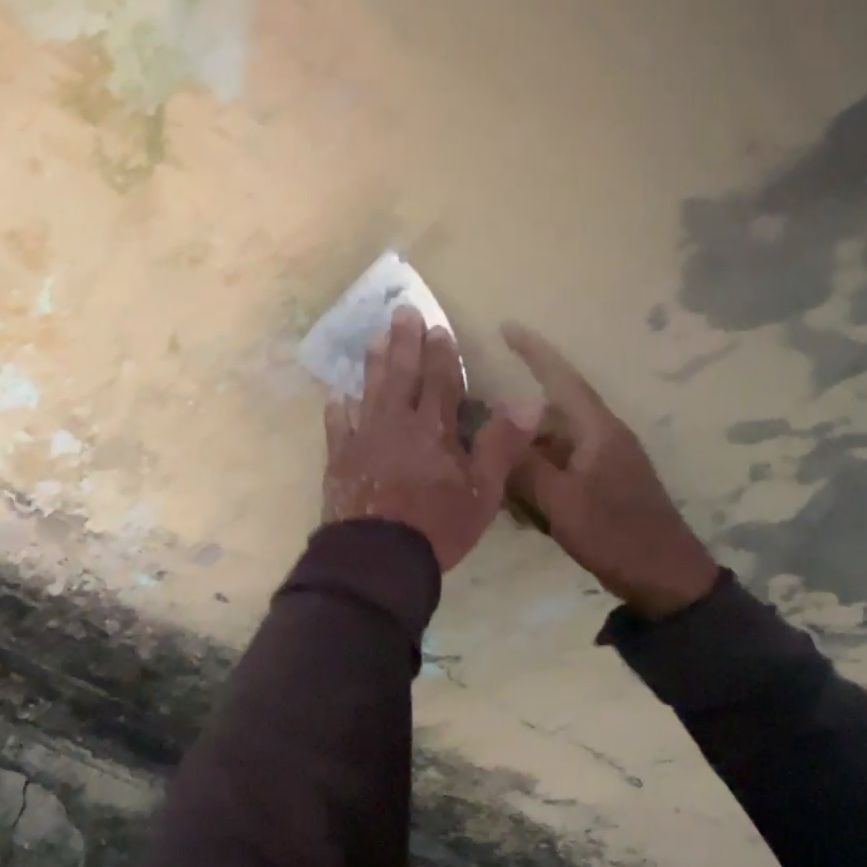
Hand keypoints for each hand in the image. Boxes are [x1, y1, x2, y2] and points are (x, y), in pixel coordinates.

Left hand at [323, 308, 538, 570]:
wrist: (376, 554)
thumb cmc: (437, 526)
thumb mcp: (483, 491)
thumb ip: (503, 443)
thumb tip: (531, 398)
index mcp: (433, 430)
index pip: (440, 381)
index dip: (441, 354)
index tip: (437, 327)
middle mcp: (395, 424)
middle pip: (401, 376)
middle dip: (403, 343)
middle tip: (400, 311)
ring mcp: (362, 439)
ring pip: (369, 392)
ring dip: (373, 364)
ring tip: (373, 337)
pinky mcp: (339, 460)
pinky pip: (337, 426)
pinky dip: (337, 409)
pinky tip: (336, 394)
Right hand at [502, 324, 718, 618]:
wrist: (665, 580)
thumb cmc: (614, 533)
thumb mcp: (559, 500)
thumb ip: (523, 462)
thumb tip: (495, 425)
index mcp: (597, 431)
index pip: (561, 379)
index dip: (534, 352)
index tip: (507, 326)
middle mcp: (600, 438)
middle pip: (546, 413)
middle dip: (512, 416)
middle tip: (471, 419)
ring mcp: (601, 463)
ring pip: (547, 443)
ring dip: (519, 452)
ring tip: (486, 464)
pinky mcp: (598, 485)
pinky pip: (554, 467)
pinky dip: (531, 475)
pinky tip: (511, 498)